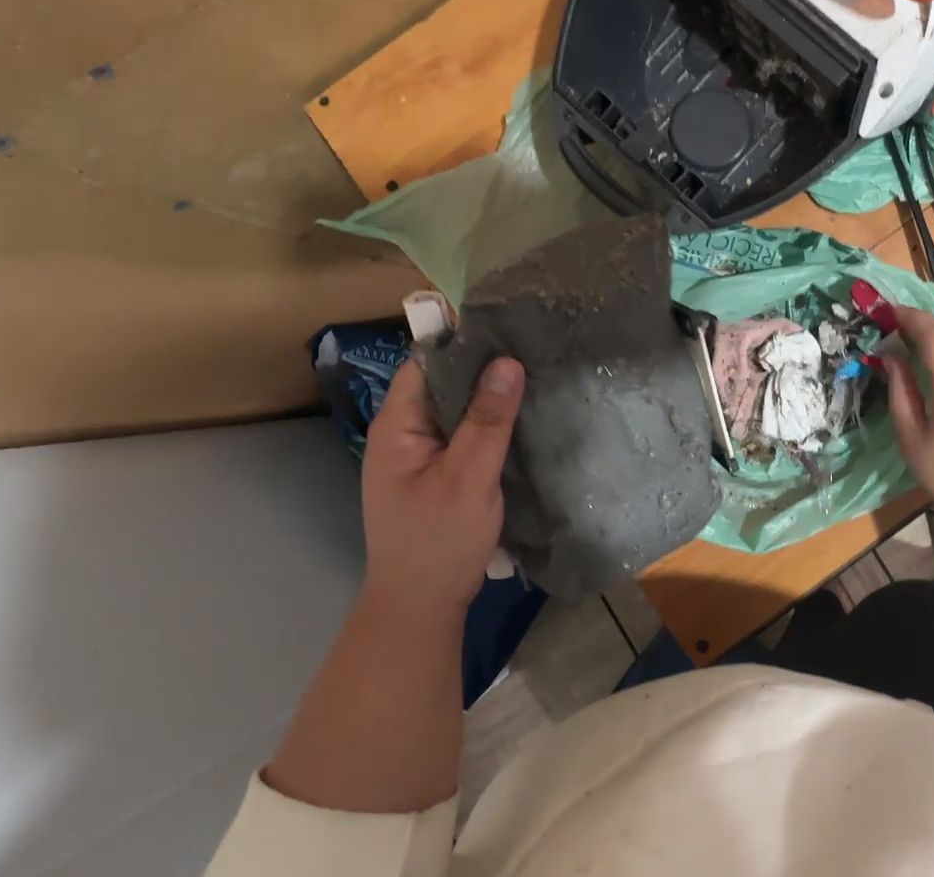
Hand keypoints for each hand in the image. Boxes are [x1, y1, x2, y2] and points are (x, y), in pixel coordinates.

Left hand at [359, 356, 525, 616]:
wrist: (422, 606)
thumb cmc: (439, 540)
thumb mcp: (469, 477)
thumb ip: (488, 420)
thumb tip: (507, 361)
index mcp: (397, 426)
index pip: (426, 365)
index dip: (463, 343)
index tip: (509, 328)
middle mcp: (404, 434)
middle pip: (443, 385)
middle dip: (484, 369)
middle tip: (534, 350)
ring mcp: (421, 457)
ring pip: (457, 412)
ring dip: (490, 399)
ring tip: (536, 378)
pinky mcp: (440, 476)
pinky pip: (465, 437)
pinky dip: (491, 426)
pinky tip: (523, 421)